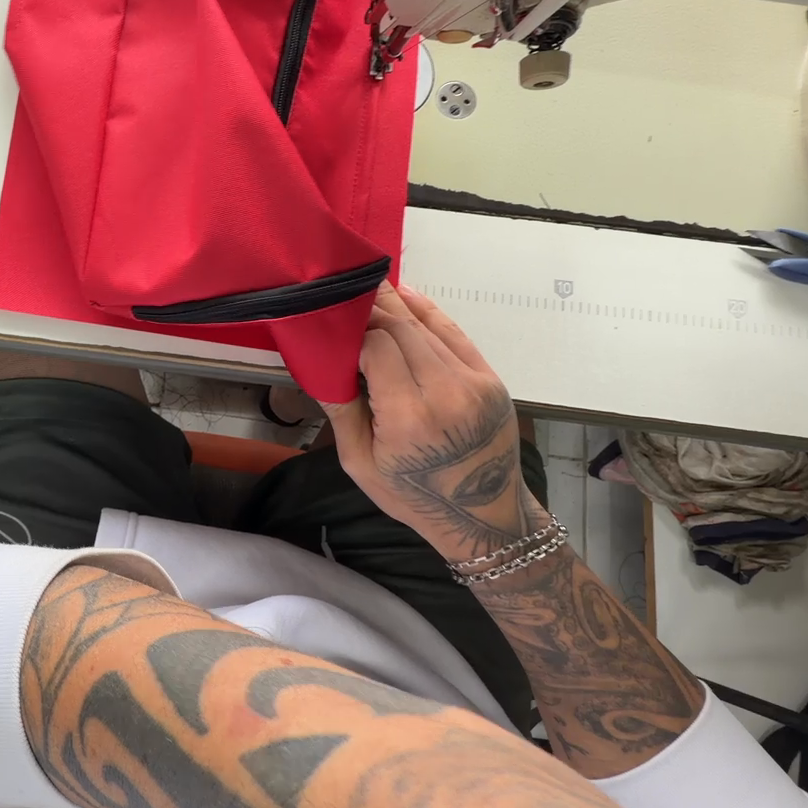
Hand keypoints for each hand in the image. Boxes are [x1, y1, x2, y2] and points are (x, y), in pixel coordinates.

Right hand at [321, 284, 546, 562]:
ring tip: (368, 290)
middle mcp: (446, 392)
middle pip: (401, 328)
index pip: (376, 345)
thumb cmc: (411, 495)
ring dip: (395, 306)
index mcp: (408, 417)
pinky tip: (405, 300)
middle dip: (370, 309)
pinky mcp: (490, 378)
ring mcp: (474, 382)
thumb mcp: (359, 462)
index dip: (352, 330)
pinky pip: (454, 333)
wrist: (484, 517)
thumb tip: (317, 361)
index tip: (330, 325)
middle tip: (343, 295)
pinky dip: (427, 313)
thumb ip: (340, 407)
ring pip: (427, 325)